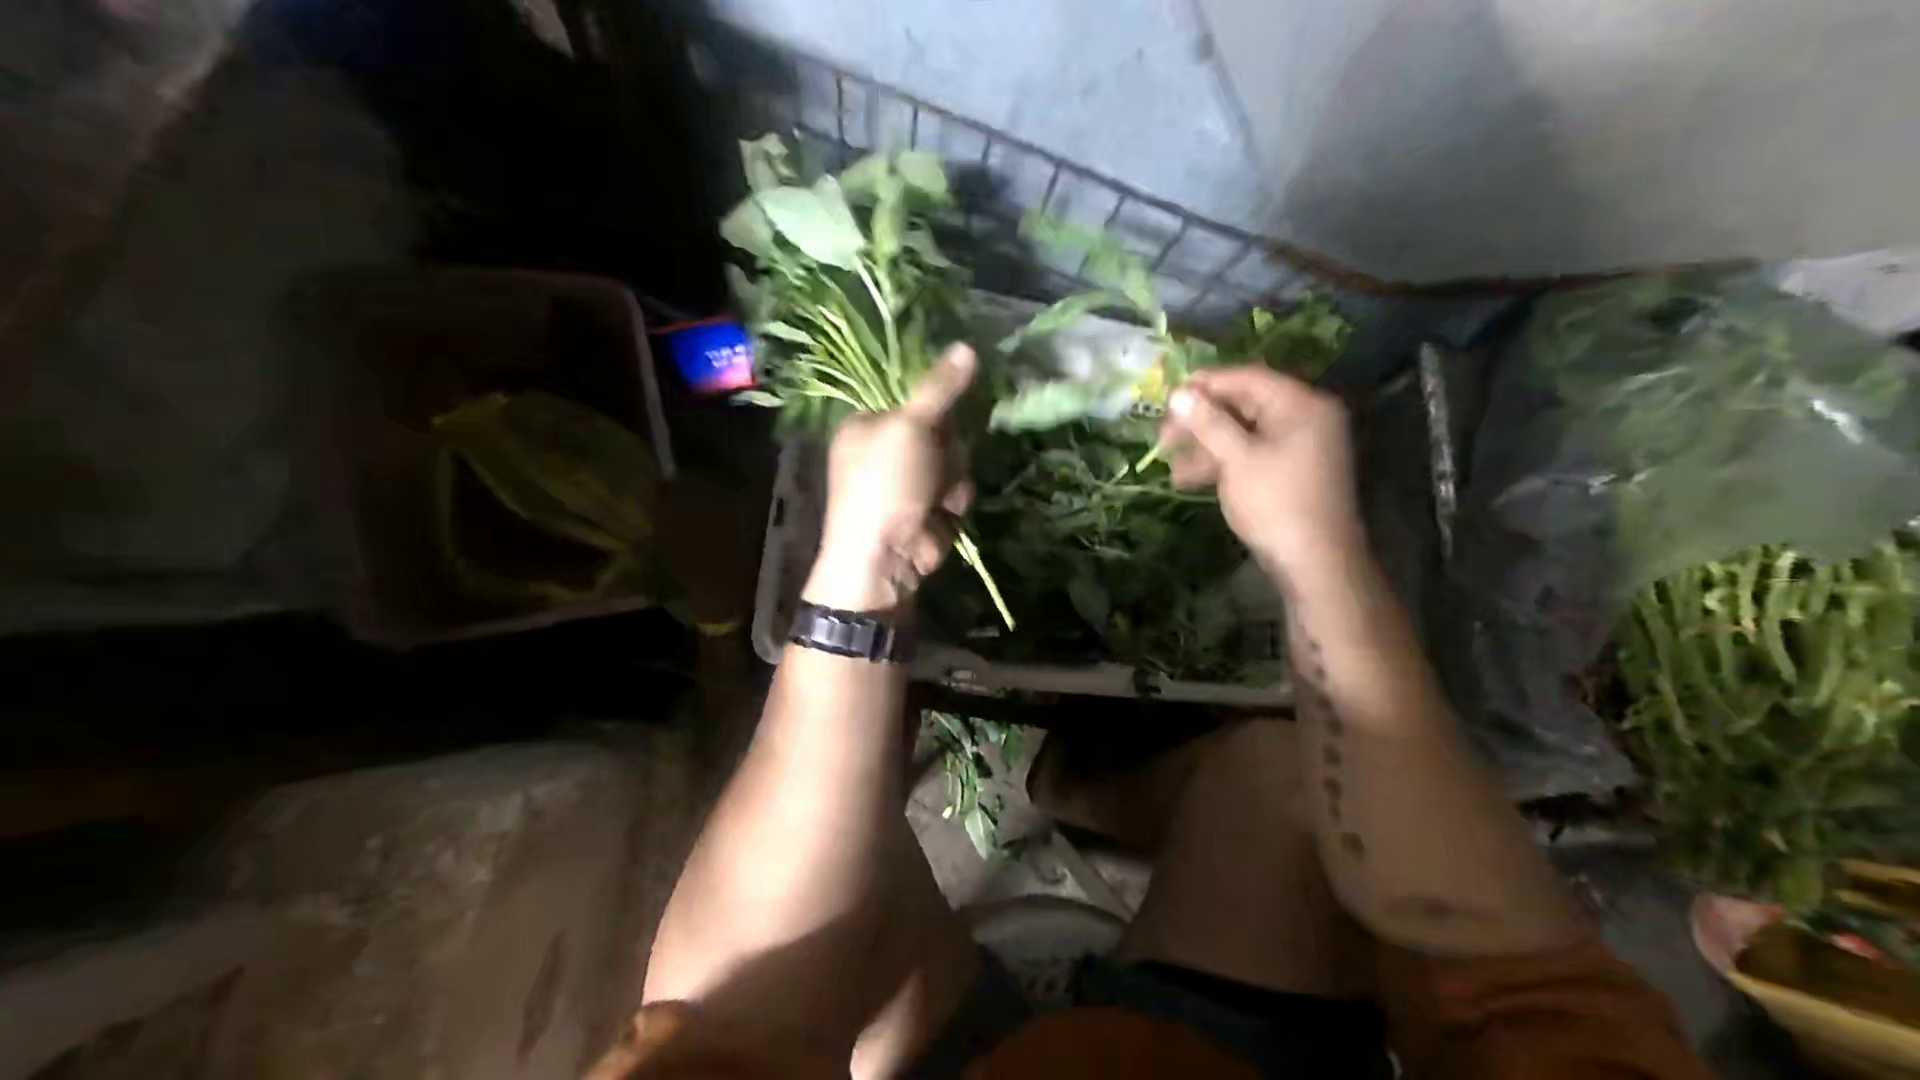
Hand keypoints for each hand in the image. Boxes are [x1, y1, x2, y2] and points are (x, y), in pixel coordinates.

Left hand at [801, 344, 976, 612]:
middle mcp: (886, 447)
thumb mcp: (910, 426)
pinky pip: (956, 487)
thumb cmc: (886, 484)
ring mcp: (909, 480)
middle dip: (948, 444)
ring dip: (954, 474)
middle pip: (940, 426)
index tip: (953, 405)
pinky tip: (944, 511)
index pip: (912, 396)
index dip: (935, 402)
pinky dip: (954, 499)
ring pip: (954, 457)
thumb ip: (940, 388)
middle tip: (939, 459)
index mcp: (868, 423)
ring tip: (938, 494)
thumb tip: (967, 345)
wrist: (884, 557)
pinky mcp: (929, 506)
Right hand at [1159, 367, 1365, 581]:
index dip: (1204, 384)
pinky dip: (1221, 462)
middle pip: (1243, 405)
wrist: (1315, 562)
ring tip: (1169, 463)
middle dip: (1200, 420)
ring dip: (1204, 445)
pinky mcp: (1290, 471)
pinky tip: (1189, 479)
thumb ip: (1208, 422)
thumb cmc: (1276, 503)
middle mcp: (1304, 417)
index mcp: (1300, 405)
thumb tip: (1178, 393)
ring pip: (1242, 432)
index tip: (1167, 398)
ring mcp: (1299, 446)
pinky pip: (1251, 454)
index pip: (1247, 378)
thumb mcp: (1236, 459)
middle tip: (1163, 436)